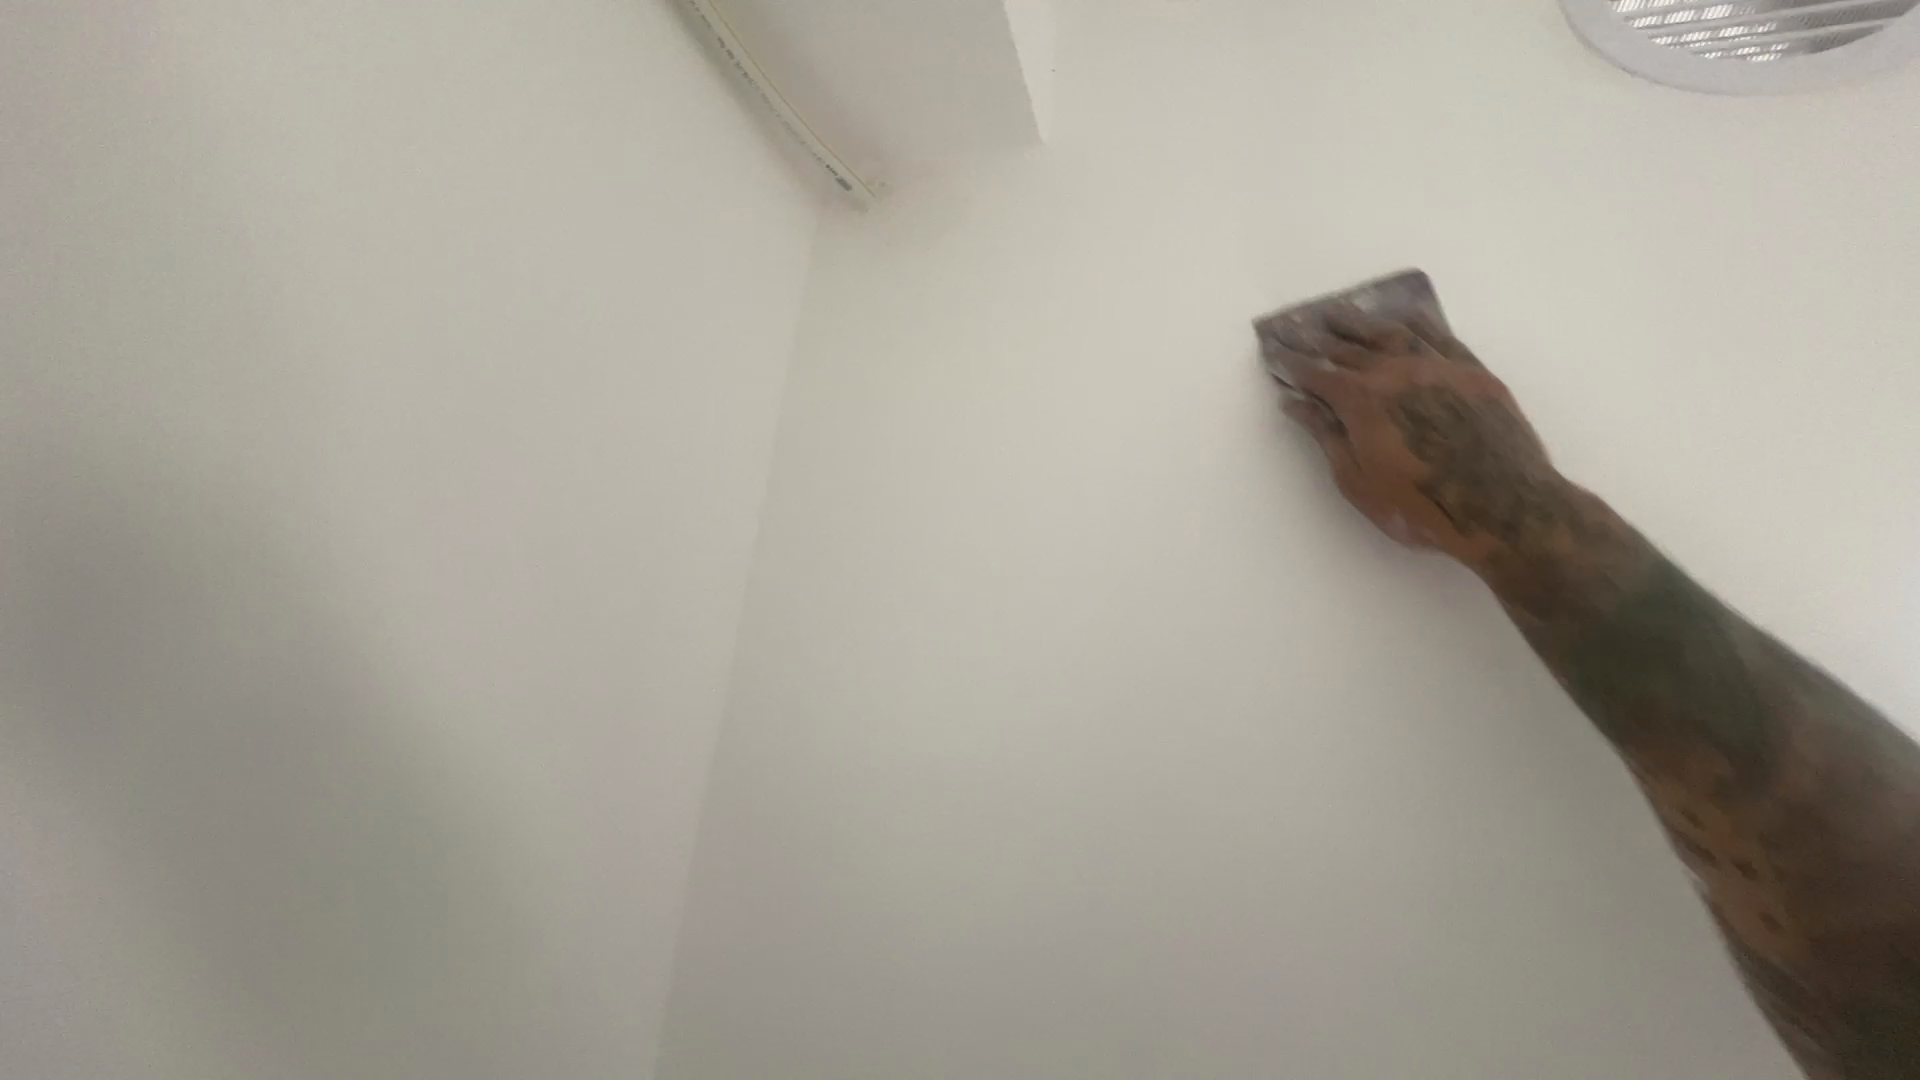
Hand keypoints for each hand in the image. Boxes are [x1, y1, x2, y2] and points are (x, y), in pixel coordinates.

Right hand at [1268, 306, 1566, 569]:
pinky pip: (1439, 337)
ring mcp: (1438, 367)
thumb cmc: (1416, 505)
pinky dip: (1415, 324)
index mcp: (1361, 400)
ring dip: (1360, 323)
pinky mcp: (1473, 372)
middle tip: (1294, 326)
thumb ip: (1326, 434)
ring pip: (1391, 334)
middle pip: (1347, 348)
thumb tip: (1295, 402)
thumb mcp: (1355, 478)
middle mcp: (1396, 371)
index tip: (1273, 350)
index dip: (1291, 363)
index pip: (1315, 373)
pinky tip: (1403, 320)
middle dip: (1316, 339)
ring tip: (1337, 315)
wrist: (1503, 507)